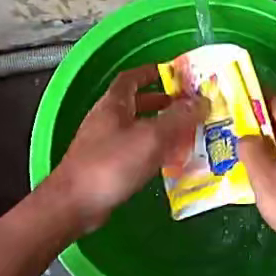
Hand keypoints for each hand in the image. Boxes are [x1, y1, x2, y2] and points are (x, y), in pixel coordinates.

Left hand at [42, 66, 204, 232]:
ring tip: (185, 134)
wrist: (75, 203)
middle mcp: (106, 120)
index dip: (151, 72)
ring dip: (159, 128)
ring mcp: (102, 144)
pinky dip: (151, 151)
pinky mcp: (104, 167)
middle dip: (162, 103)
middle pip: (136, 103)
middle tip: (187, 108)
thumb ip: (177, 118)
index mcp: (113, 104)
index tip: (174, 74)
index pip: (131, 78)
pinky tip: (166, 162)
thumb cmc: (110, 164)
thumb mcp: (151, 137)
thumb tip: (201, 101)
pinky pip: (133, 151)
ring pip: (136, 128)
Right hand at [237, 94, 275, 260]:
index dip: (245, 98)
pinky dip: (269, 154)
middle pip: (275, 115)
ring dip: (258, 141)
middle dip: (248, 121)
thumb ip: (249, 148)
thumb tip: (245, 136)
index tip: (222, 105)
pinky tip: (253, 168)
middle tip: (220, 129)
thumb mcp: (264, 176)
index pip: (271, 97)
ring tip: (230, 148)